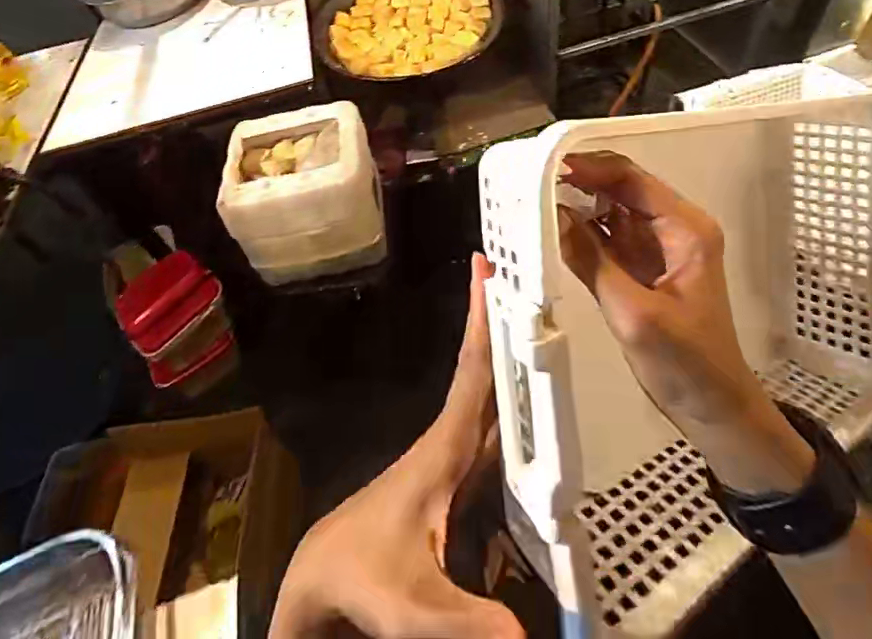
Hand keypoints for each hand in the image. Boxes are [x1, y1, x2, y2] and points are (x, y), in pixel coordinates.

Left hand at [270, 256, 522, 638]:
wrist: (322, 583)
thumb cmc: (356, 575)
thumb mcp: (407, 604)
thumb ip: (463, 622)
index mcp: (444, 448)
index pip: (471, 373)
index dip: (482, 321)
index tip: (488, 267)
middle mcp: (454, 444)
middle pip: (490, 376)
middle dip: (510, 328)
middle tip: (534, 282)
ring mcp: (457, 466)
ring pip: (497, 408)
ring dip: (517, 370)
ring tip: (549, 338)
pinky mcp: (461, 492)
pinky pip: (500, 450)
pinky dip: (520, 426)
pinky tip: (544, 424)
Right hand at [558, 151, 812, 493]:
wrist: (712, 406)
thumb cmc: (687, 362)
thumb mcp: (635, 314)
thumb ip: (592, 261)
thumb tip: (552, 216)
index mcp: (684, 228)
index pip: (631, 179)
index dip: (589, 167)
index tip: (548, 166)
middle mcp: (672, 226)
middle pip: (619, 185)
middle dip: (578, 178)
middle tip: (531, 177)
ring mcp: (654, 244)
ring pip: (608, 206)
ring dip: (574, 199)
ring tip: (532, 194)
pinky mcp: (638, 264)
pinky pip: (604, 233)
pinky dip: (578, 227)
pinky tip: (549, 225)